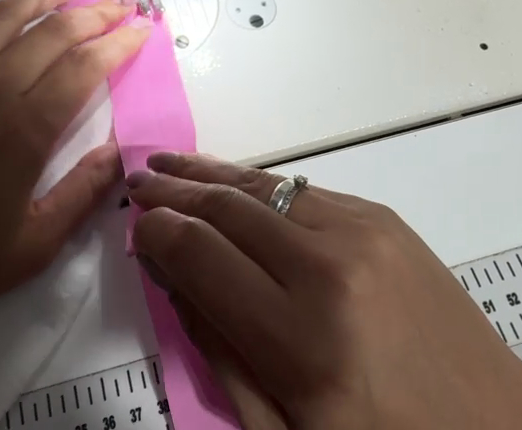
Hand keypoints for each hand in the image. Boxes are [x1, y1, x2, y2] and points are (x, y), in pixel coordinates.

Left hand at [0, 0, 147, 345]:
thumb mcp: (32, 248)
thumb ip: (83, 194)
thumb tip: (121, 152)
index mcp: (23, 131)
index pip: (84, 67)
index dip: (118, 43)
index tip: (143, 29)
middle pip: (52, 32)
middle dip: (95, 13)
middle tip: (122, 4)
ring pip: (3, 16)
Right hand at [127, 154, 521, 429]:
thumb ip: (223, 358)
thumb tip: (177, 282)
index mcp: (304, 338)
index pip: (203, 257)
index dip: (160, 234)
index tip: (135, 225)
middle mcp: (332, 267)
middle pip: (230, 208)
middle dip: (177, 192)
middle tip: (139, 180)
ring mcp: (365, 233)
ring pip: (267, 186)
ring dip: (213, 174)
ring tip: (173, 164)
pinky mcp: (387, 220)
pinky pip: (307, 192)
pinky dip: (262, 186)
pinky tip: (236, 183)